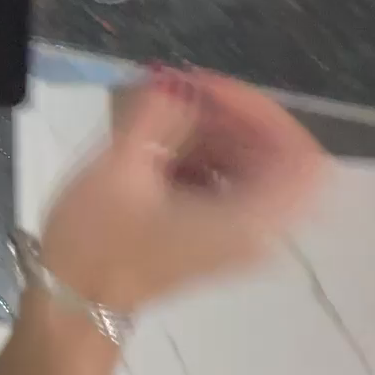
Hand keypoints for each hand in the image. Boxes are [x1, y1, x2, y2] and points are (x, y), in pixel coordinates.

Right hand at [39, 68, 326, 312]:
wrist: (76, 294)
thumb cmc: (98, 236)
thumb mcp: (117, 170)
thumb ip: (150, 120)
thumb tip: (172, 81)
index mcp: (249, 219)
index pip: (298, 155)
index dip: (257, 109)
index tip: (198, 84)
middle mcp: (257, 228)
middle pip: (271, 158)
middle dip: (223, 116)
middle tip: (168, 92)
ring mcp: (234, 232)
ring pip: (245, 167)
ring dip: (204, 132)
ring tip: (149, 112)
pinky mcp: (208, 232)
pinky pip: (220, 182)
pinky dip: (192, 153)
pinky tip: (146, 142)